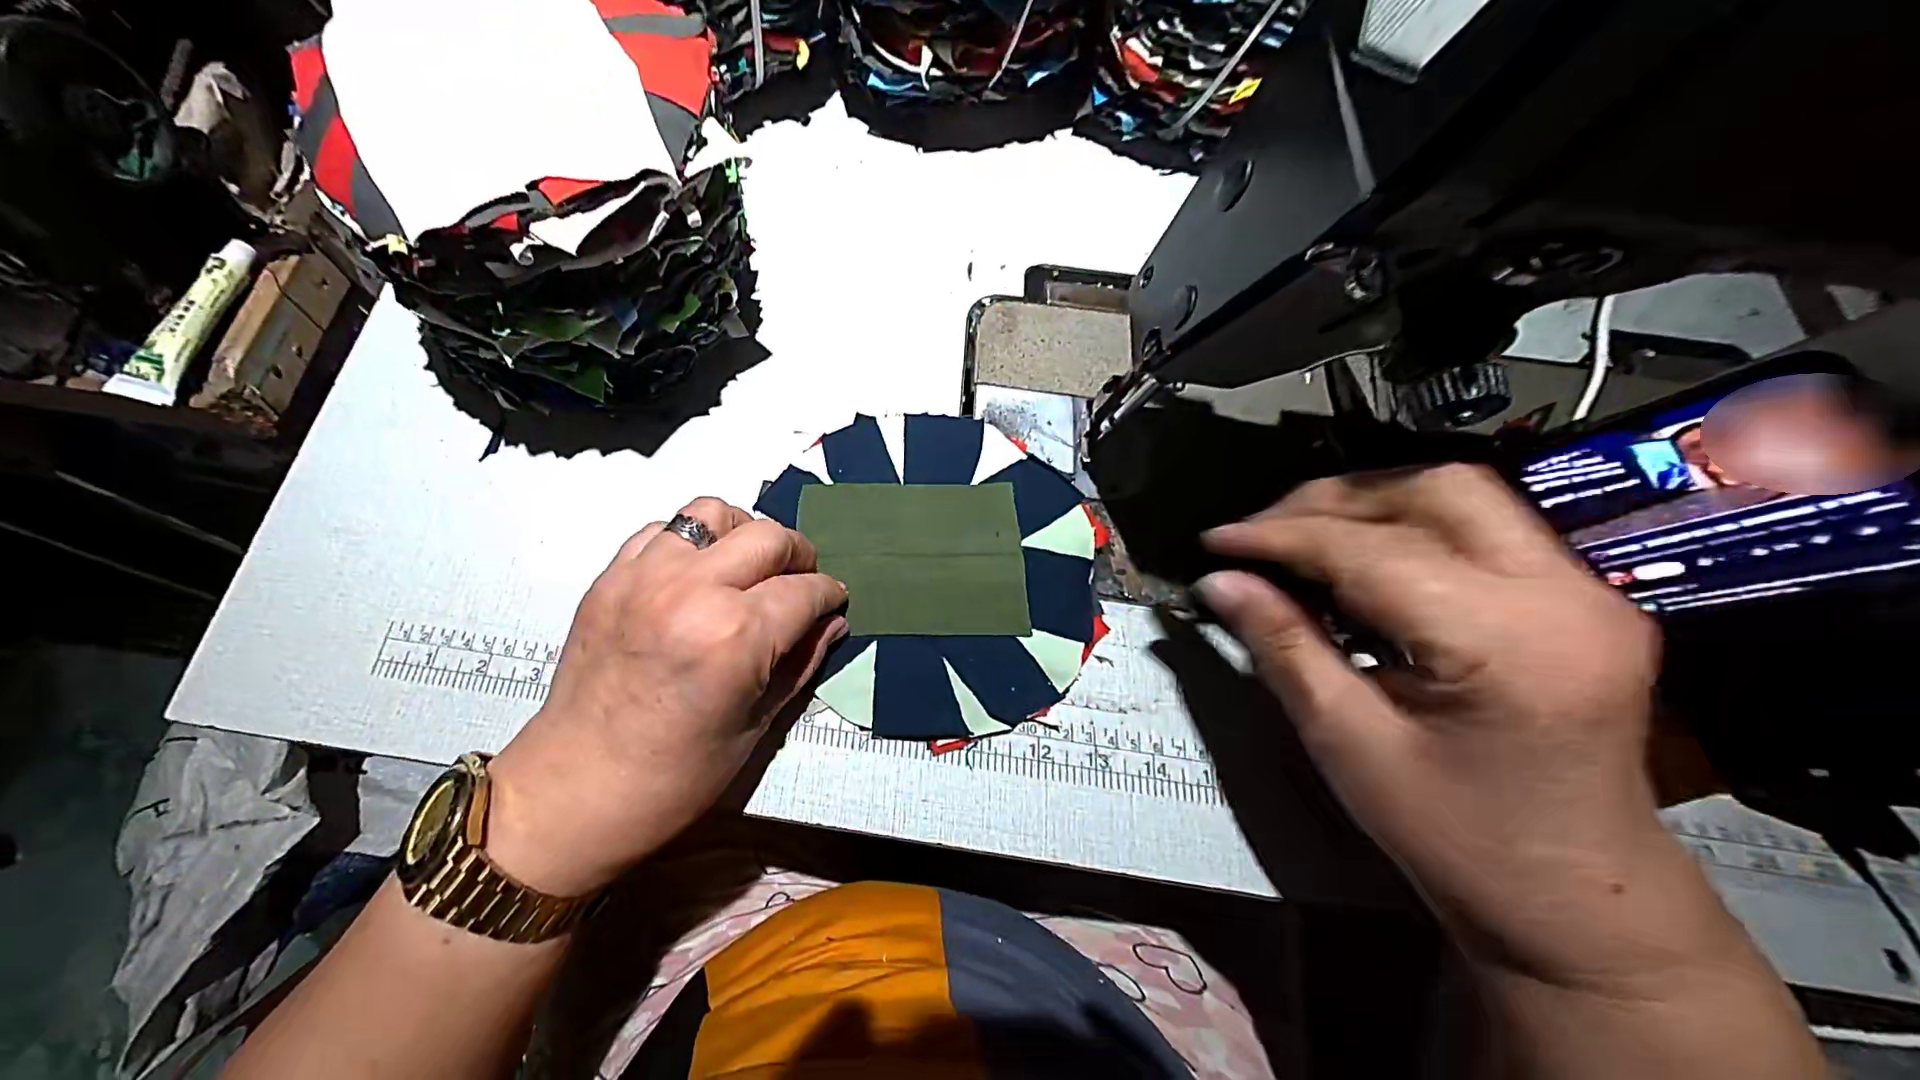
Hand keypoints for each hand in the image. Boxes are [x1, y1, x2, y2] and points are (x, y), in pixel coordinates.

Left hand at [483, 498, 846, 895]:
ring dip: (744, 535)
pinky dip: (691, 542)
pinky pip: (662, 529)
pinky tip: (697, 574)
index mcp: (737, 636)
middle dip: (800, 556)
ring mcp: (646, 578)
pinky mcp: (611, 578)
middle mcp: (694, 591)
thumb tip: (833, 621)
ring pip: (713, 513)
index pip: (806, 590)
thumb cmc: (679, 774)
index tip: (833, 603)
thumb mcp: (759, 725)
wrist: (577, 787)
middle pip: (769, 537)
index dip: (829, 595)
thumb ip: (802, 661)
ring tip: (748, 567)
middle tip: (800, 582)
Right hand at [1197, 465, 1681, 991]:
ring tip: (1299, 538)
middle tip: (1260, 535)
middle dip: (1331, 501)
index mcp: (1508, 644)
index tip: (1216, 542)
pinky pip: (1481, 528)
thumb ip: (1282, 645)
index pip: (1373, 551)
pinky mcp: (1578, 599)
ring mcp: (1585, 593)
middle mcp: (1565, 597)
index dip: (1282, 537)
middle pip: (1436, 491)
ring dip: (1369, 505)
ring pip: (1463, 496)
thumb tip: (1218, 581)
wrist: (1572, 899)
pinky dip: (1405, 526)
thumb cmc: (1452, 836)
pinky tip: (1357, 558)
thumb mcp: (1347, 742)